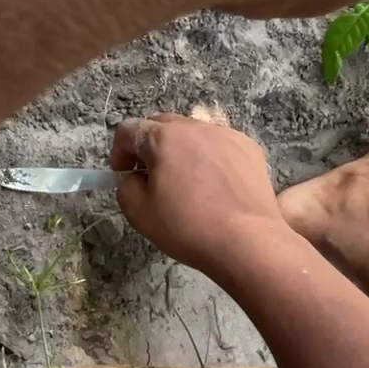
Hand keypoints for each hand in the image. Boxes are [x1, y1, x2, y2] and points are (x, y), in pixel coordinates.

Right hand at [112, 114, 290, 276]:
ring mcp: (225, 135)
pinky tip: (215, 185)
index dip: (119, 152)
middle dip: (149, 146)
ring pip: (192, 133)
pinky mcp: (249, 147)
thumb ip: (126, 186)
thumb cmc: (189, 228)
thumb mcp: (139, 213)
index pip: (129, 131)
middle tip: (151, 176)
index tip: (123, 174)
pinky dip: (208, 157)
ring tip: (186, 181)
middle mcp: (194, 127)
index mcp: (163, 138)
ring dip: (180, 149)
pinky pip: (218, 144)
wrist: (248, 242)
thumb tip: (136, 178)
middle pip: (161, 125)